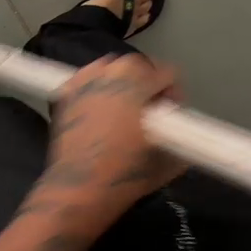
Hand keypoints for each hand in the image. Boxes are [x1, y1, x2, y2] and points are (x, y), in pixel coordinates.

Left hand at [40, 55, 183, 223]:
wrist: (82, 185)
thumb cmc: (127, 174)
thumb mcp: (170, 161)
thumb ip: (183, 137)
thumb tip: (184, 129)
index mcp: (138, 85)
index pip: (167, 72)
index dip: (173, 92)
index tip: (171, 111)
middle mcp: (110, 73)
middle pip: (138, 65)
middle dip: (148, 83)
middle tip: (149, 110)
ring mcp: (84, 78)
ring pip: (111, 67)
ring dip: (122, 81)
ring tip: (125, 108)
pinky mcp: (66, 88)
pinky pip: (88, 76)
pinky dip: (97, 86)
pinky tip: (100, 107)